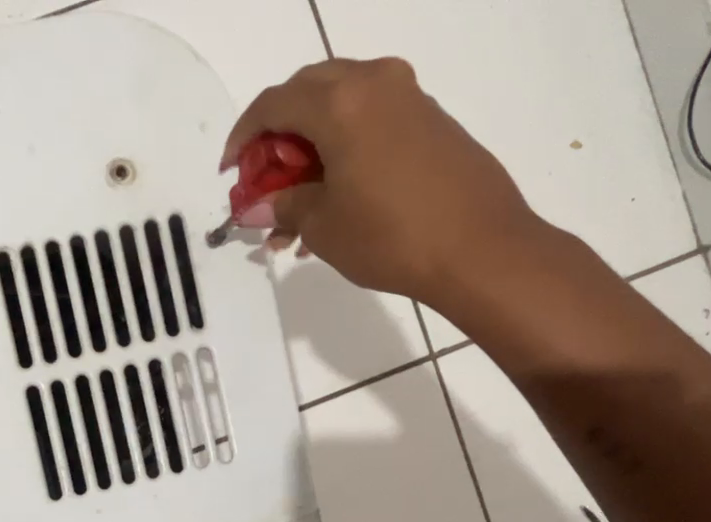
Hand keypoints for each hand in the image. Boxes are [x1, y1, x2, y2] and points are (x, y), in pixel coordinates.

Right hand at [223, 58, 549, 305]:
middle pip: (308, 93)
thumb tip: (256, 207)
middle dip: (277, 135)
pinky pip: (370, 122)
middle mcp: (374, 83)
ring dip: (310, 148)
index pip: (273, 104)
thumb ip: (282, 206)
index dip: (243, 138)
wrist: (480, 248)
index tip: (231, 172)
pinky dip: (343, 150)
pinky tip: (334, 199)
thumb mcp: (322, 225)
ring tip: (295, 206)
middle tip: (263, 179)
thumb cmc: (390, 236)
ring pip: (341, 107)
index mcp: (340, 102)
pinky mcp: (429, 121)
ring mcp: (408, 98)